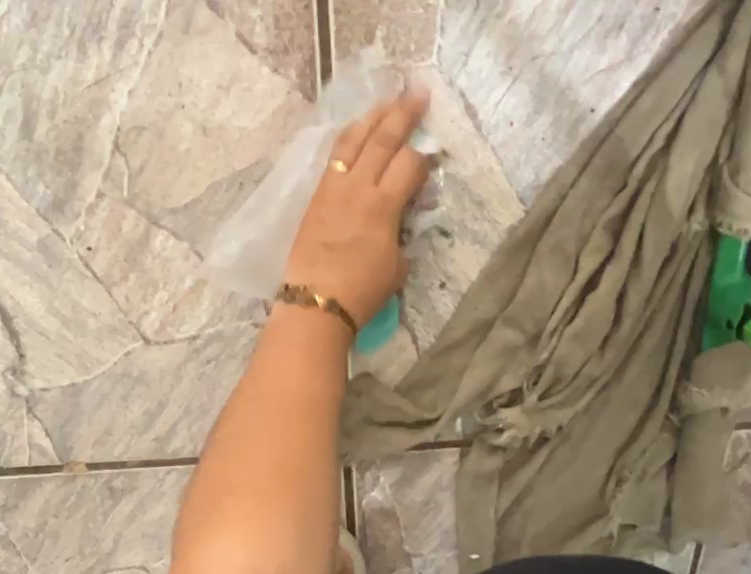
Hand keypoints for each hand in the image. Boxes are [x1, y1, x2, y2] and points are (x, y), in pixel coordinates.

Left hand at [283, 91, 433, 327]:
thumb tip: (404, 222)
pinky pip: (334, 155)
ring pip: (354, 140)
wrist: (315, 303)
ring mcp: (334, 188)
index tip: (434, 154)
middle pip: (383, 140)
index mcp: (383, 207)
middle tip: (418, 94)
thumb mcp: (397, 267)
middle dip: (403, 114)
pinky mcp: (316, 196)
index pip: (410, 165)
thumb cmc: (362, 293)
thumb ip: (403, 237)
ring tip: (387, 101)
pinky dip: (349, 137)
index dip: (425, 157)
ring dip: (373, 117)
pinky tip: (356, 130)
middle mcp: (358, 188)